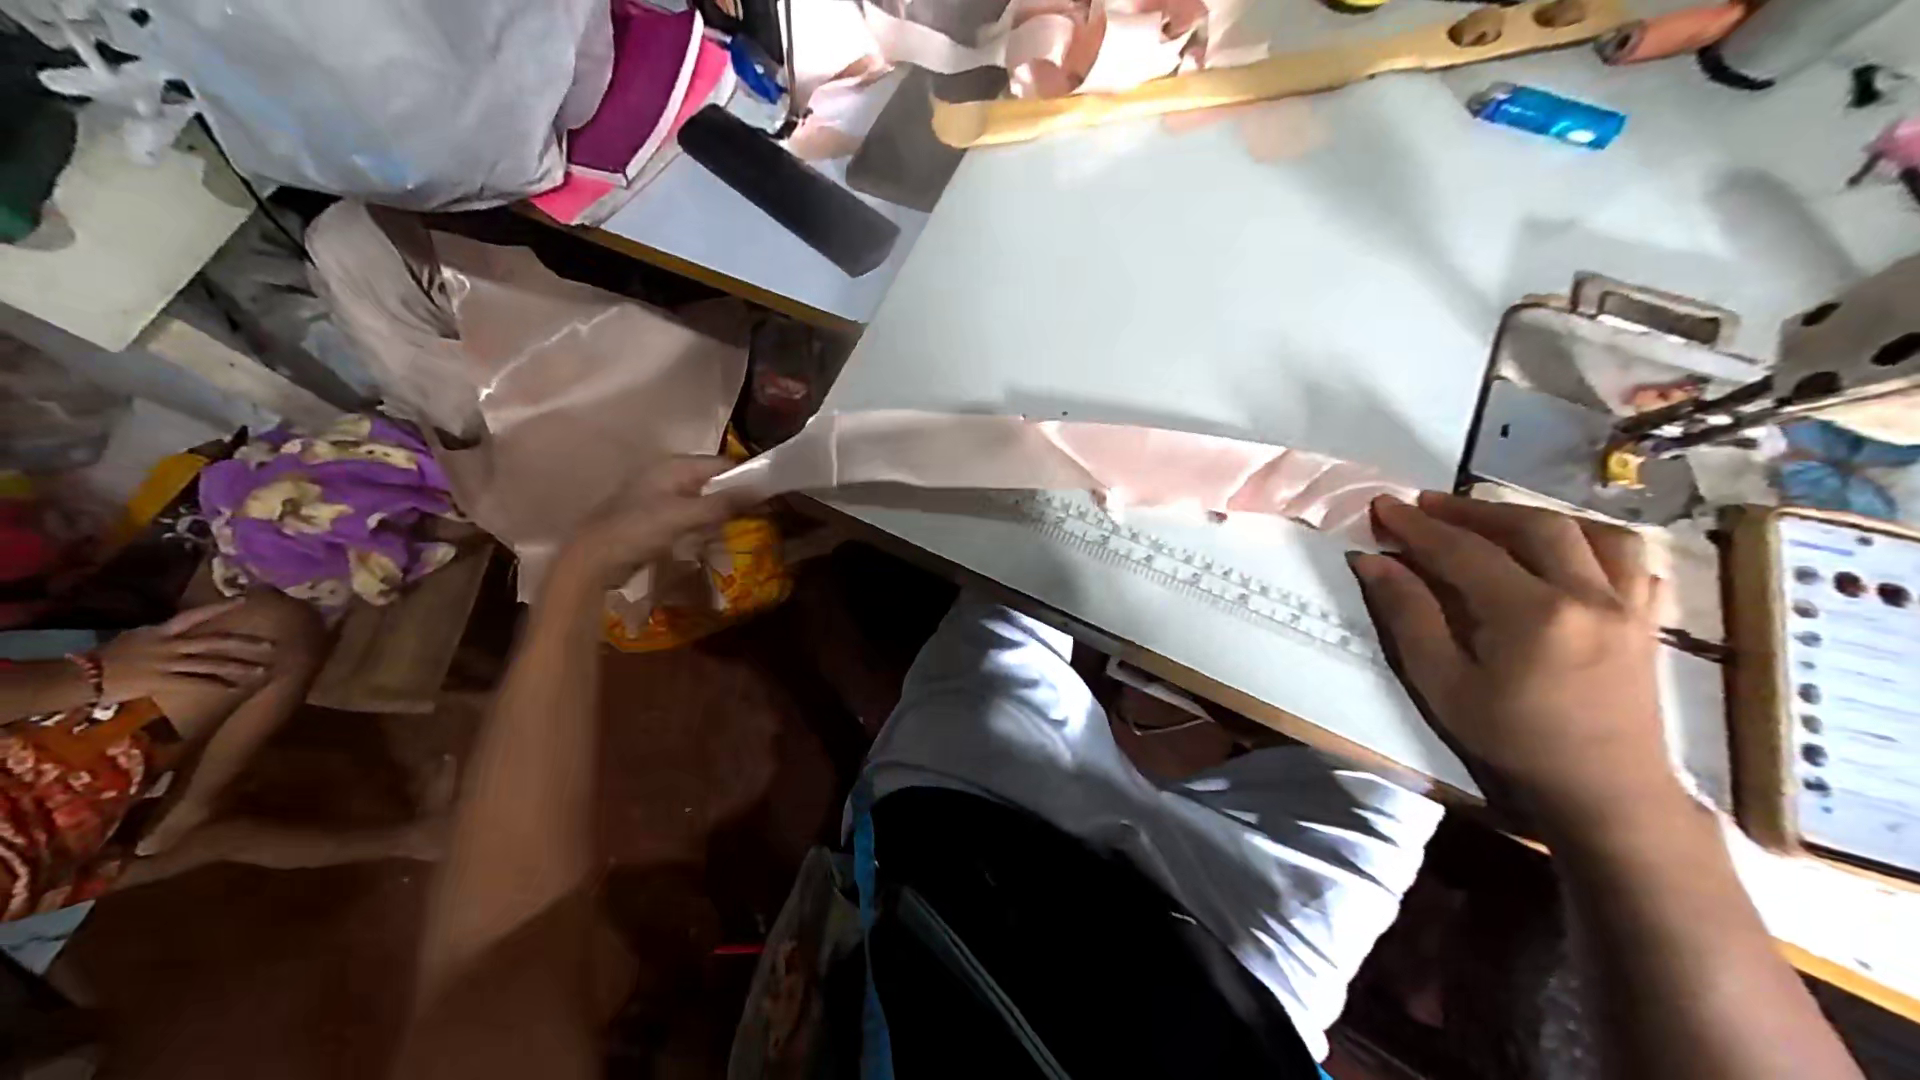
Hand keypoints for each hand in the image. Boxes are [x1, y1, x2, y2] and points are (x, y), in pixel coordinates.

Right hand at [97, 600, 273, 703]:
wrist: (80, 676)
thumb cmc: (108, 656)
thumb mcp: (139, 637)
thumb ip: (166, 634)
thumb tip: (188, 631)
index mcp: (162, 631)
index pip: (196, 614)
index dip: (220, 607)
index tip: (245, 599)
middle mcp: (170, 645)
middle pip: (216, 642)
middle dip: (246, 644)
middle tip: (272, 645)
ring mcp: (167, 663)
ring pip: (212, 664)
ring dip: (239, 668)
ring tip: (263, 670)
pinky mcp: (162, 681)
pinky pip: (196, 683)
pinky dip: (217, 686)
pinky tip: (235, 689)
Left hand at [557, 457, 757, 586]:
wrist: (592, 560)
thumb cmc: (638, 530)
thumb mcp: (685, 515)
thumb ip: (723, 503)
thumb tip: (761, 490)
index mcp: (674, 466)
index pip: (723, 464)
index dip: (748, 477)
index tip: (771, 496)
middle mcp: (669, 476)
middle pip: (714, 482)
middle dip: (735, 500)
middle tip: (759, 518)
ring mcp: (661, 498)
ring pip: (704, 502)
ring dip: (720, 517)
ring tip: (736, 533)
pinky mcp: (656, 519)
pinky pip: (691, 518)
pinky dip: (704, 528)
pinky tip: (710, 542)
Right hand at [1350, 493, 1676, 830]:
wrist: (1604, 787)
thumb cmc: (1512, 738)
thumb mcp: (1442, 683)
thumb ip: (1408, 615)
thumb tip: (1372, 560)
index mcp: (1531, 614)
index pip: (1463, 550)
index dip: (1417, 526)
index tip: (1383, 506)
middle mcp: (1587, 594)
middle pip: (1528, 525)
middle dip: (1469, 510)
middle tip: (1426, 505)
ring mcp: (1626, 603)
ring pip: (1585, 529)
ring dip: (1528, 515)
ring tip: (1489, 519)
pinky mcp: (1645, 616)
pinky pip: (1626, 556)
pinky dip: (1586, 537)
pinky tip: (1558, 546)